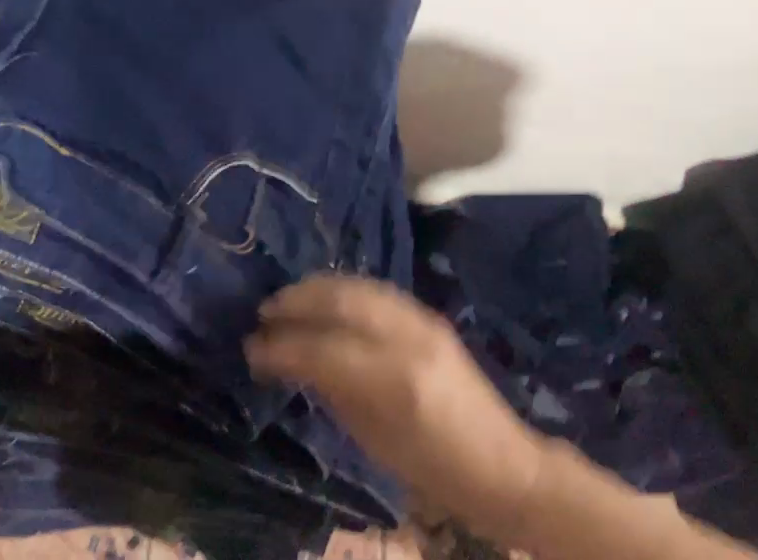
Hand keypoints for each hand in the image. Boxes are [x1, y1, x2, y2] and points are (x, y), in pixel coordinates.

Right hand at [245, 275, 545, 530]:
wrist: (505, 465)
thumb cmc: (433, 469)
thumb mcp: (372, 440)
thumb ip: (331, 391)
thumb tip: (289, 360)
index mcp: (395, 383)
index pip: (322, 350)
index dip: (281, 347)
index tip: (253, 349)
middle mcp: (408, 341)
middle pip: (339, 303)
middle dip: (295, 304)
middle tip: (264, 314)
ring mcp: (422, 323)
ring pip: (357, 287)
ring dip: (315, 289)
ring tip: (286, 301)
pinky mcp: (429, 316)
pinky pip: (375, 291)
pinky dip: (342, 290)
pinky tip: (323, 298)